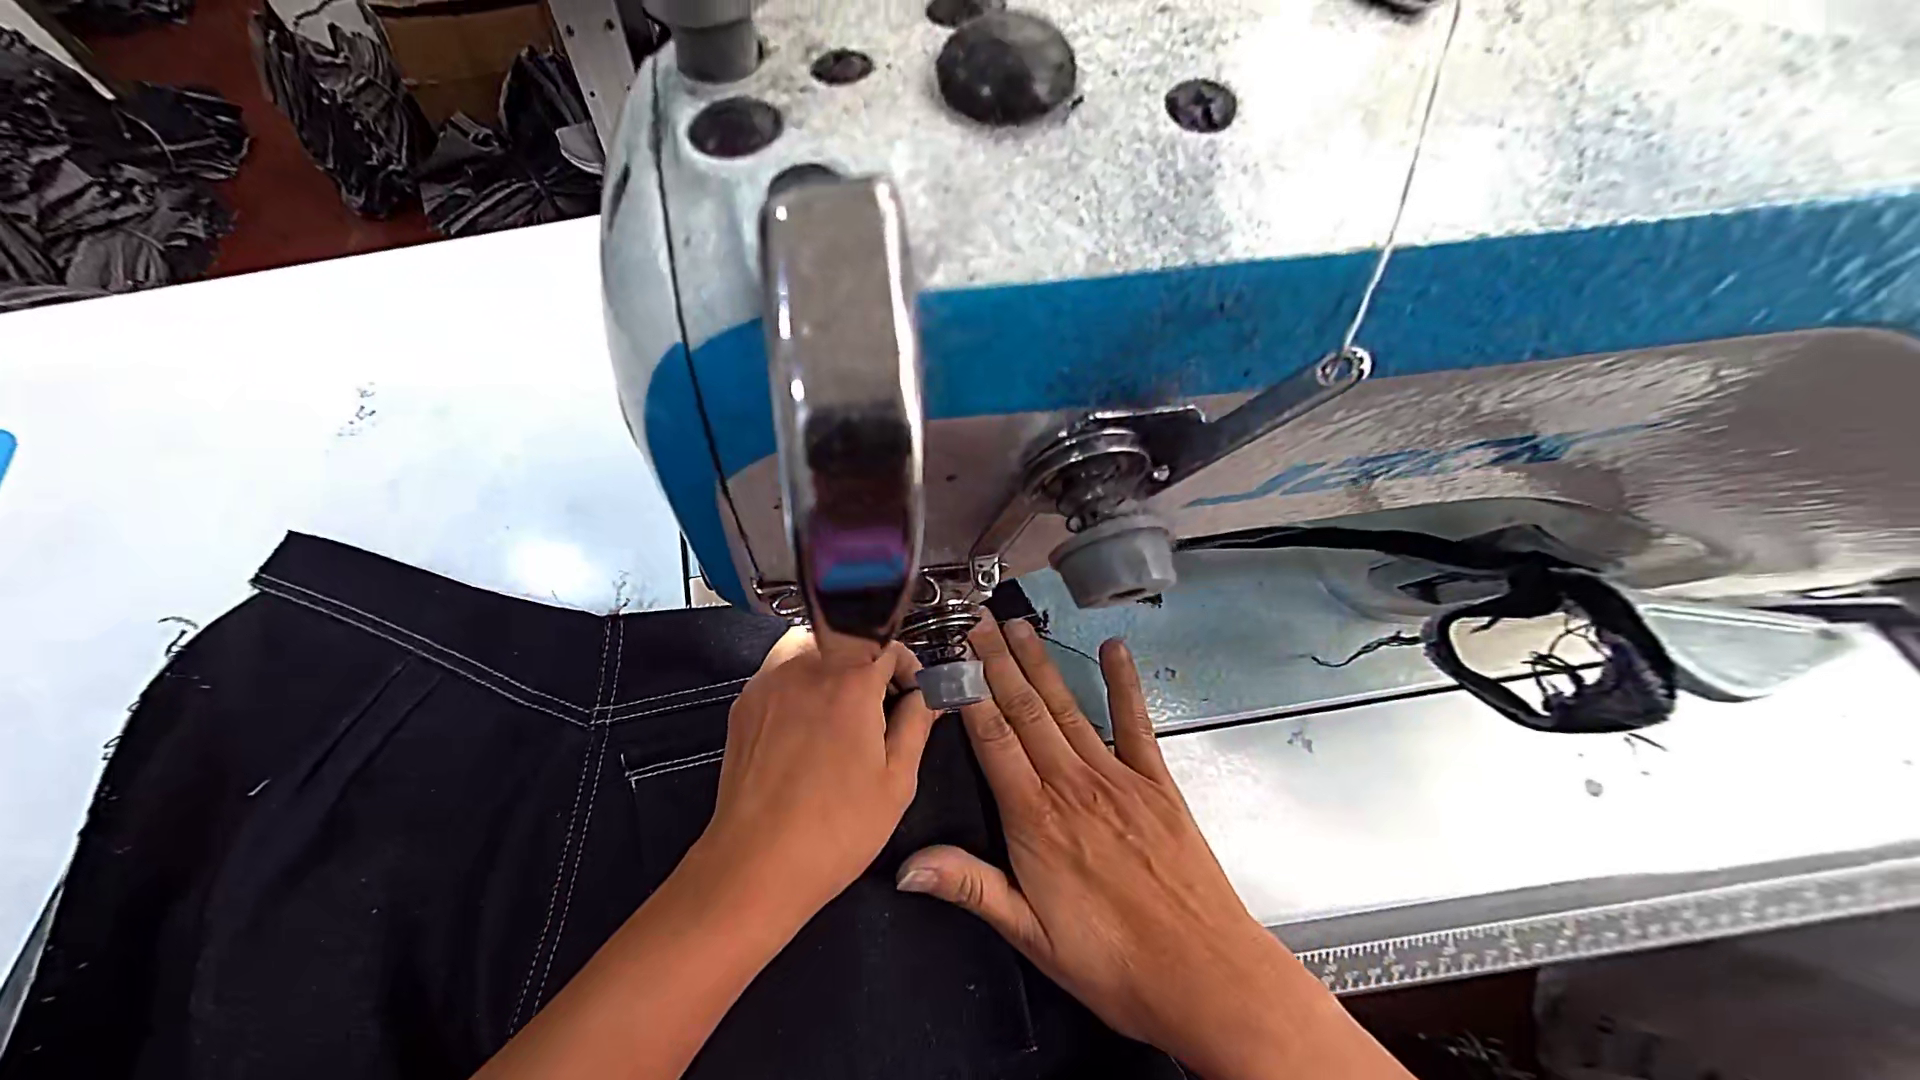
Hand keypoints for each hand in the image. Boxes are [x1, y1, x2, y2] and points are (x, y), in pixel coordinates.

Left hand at [695, 627, 936, 917]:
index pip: (889, 643)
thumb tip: (927, 698)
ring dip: (834, 664)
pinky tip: (810, 726)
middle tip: (879, 705)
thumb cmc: (831, 830)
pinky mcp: (746, 703)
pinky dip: (802, 681)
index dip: (908, 667)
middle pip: (850, 636)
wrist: (756, 865)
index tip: (911, 693)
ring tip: (842, 711)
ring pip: (812, 645)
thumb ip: (917, 724)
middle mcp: (806, 668)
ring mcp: (770, 683)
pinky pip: (781, 670)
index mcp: (850, 681)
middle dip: (871, 662)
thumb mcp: (896, 780)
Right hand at [896, 619, 1407, 1079]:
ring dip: (1039, 662)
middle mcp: (1072, 784)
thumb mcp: (1030, 937)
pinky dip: (1123, 682)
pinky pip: (1134, 721)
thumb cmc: (1113, 963)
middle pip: (1024, 709)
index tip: (952, 656)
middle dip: (996, 661)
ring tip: (1018, 626)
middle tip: (977, 621)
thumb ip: (970, 888)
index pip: (992, 738)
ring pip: (1066, 707)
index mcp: (1035, 819)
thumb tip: (906, 867)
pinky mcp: (1155, 780)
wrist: (1205, 975)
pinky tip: (1114, 648)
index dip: (969, 692)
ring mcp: (1116, 777)